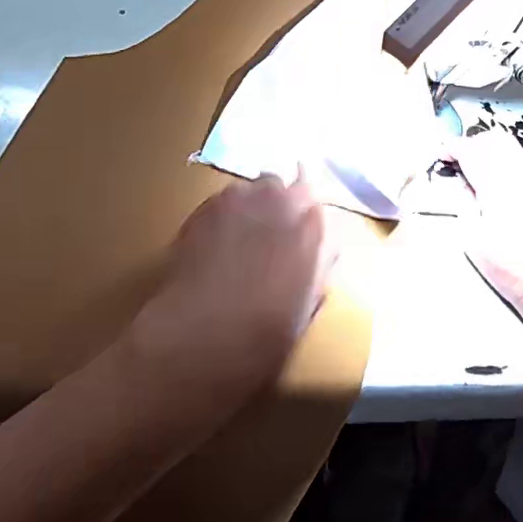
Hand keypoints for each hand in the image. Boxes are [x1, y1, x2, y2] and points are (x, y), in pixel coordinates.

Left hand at [129, 172, 331, 400]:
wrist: (199, 336)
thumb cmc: (263, 333)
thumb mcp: (307, 303)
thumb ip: (319, 264)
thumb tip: (322, 247)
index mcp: (311, 225)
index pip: (315, 198)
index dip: (305, 215)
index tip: (299, 231)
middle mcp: (278, 199)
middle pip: (282, 185)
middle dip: (278, 203)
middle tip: (268, 236)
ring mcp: (238, 198)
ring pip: (250, 189)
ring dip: (249, 206)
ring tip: (238, 240)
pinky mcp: (203, 206)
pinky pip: (221, 202)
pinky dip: (222, 215)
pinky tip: (214, 246)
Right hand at [441, 128, 522, 324]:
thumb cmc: (512, 269)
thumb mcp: (472, 238)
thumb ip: (463, 202)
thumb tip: (457, 181)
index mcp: (501, 188)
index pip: (474, 151)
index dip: (452, 148)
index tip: (440, 155)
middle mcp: (522, 178)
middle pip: (494, 140)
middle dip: (470, 143)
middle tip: (454, 156)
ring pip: (511, 145)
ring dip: (487, 147)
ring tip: (472, 163)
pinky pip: (521, 158)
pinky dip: (503, 155)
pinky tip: (494, 172)